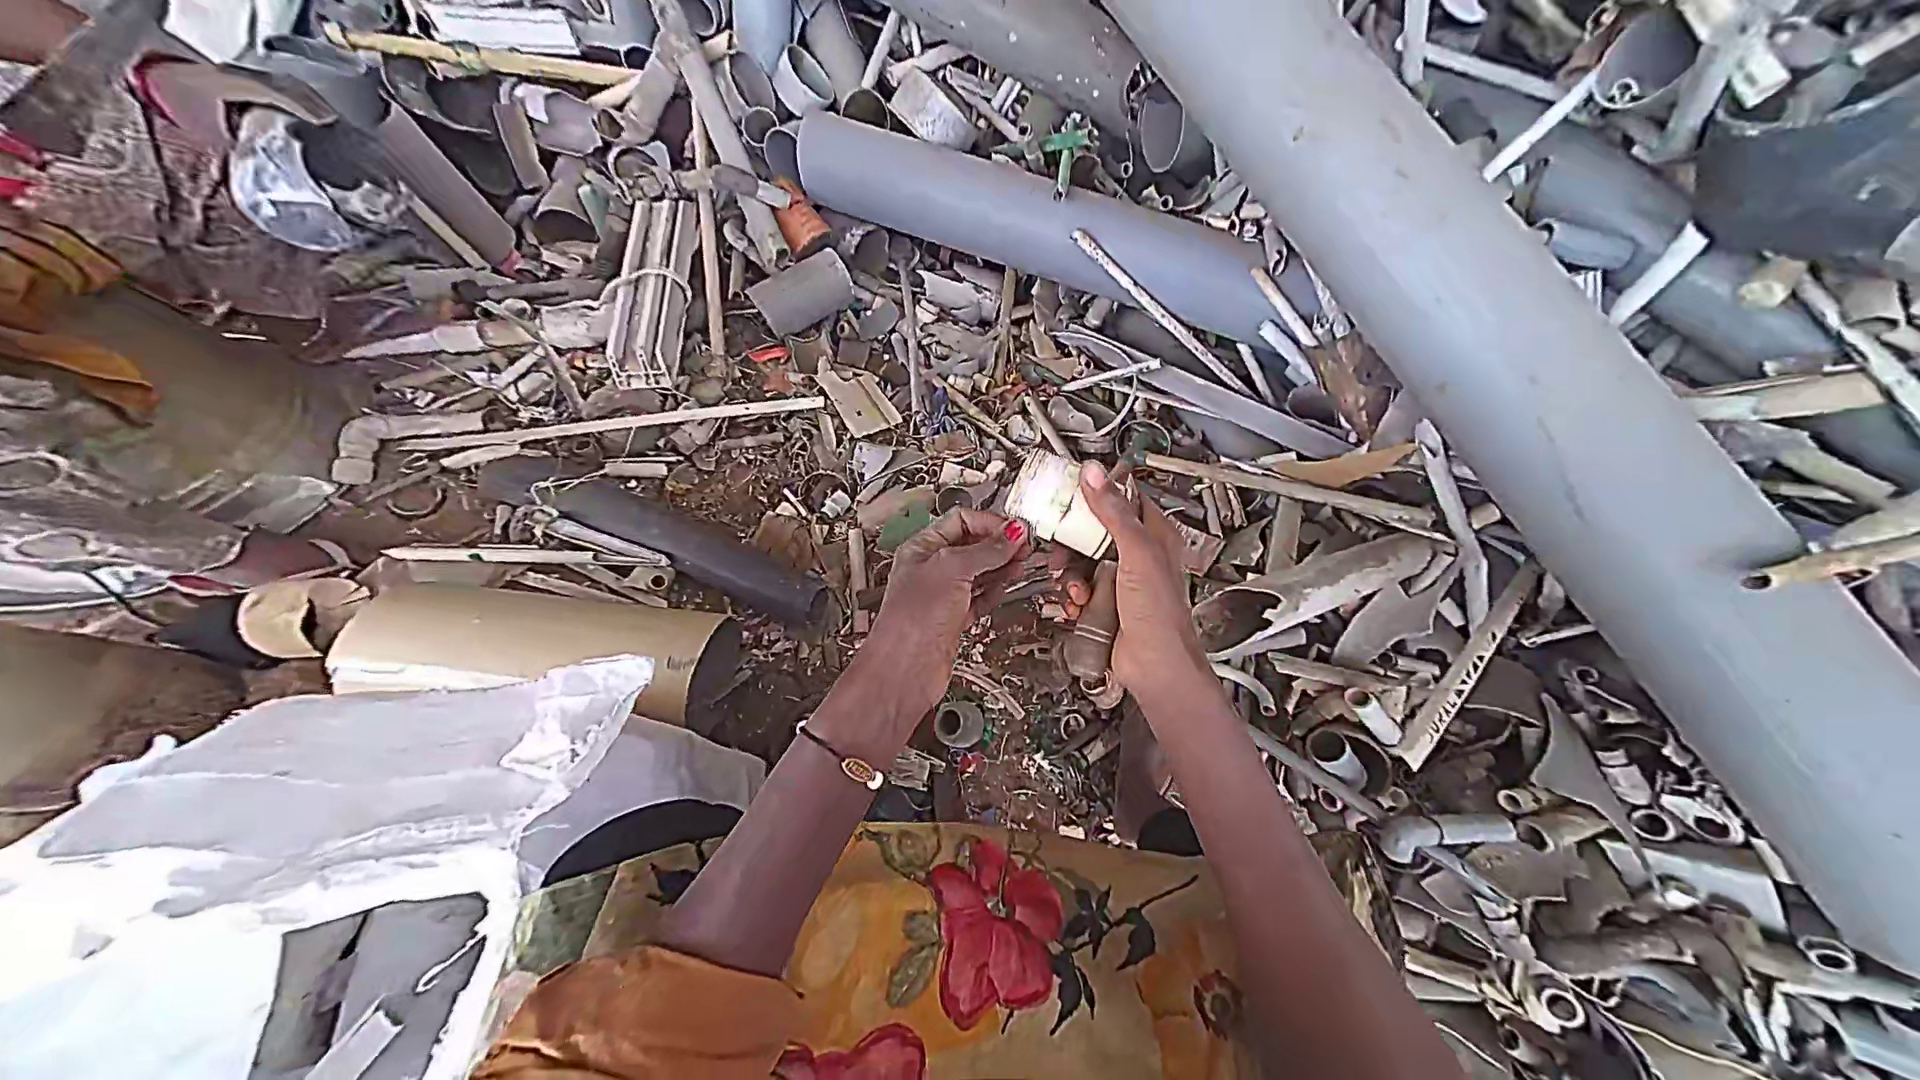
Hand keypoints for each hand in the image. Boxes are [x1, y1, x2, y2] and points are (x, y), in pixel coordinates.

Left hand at [865, 508, 1028, 716]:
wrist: (906, 669)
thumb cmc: (911, 620)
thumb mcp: (953, 569)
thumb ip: (986, 550)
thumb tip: (1011, 532)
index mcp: (922, 548)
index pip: (961, 521)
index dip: (989, 523)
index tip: (1016, 530)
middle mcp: (932, 569)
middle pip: (973, 545)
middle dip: (1000, 544)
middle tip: (1024, 546)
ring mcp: (944, 595)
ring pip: (980, 572)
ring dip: (1001, 566)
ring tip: (1020, 563)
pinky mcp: (955, 619)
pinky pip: (981, 598)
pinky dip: (995, 592)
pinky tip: (1004, 587)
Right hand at [1076, 461, 1213, 704]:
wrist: (1154, 667)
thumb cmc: (1161, 616)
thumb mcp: (1137, 553)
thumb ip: (1113, 512)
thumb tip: (1094, 475)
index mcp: (1154, 534)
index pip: (1123, 498)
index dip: (1097, 494)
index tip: (1071, 494)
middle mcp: (1136, 553)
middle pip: (1091, 530)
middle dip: (1072, 542)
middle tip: (1062, 550)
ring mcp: (1118, 578)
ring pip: (1079, 559)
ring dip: (1070, 574)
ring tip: (1077, 589)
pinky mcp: (1103, 601)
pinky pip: (1076, 586)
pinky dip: (1071, 594)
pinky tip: (1078, 604)